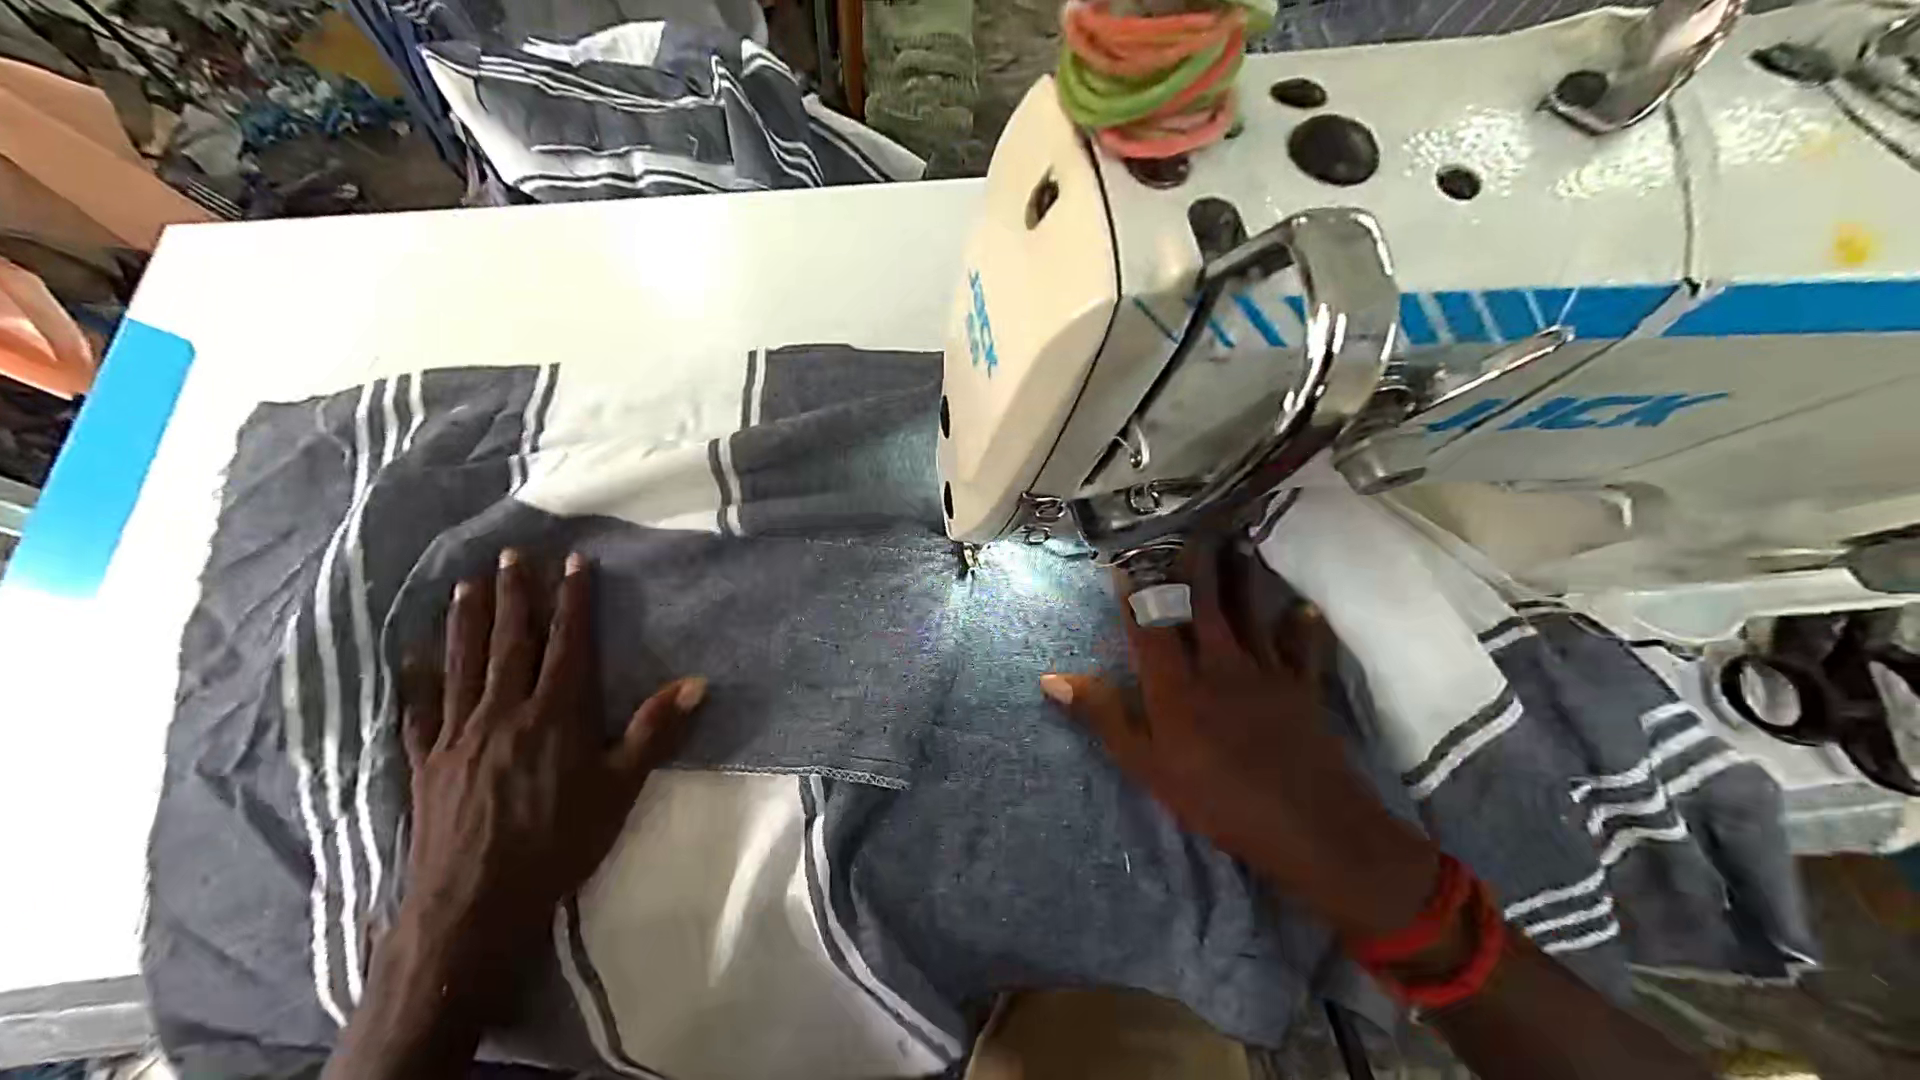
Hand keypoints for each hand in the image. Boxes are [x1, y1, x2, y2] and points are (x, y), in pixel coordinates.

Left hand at [398, 549, 707, 995]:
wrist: (476, 906)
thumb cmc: (561, 843)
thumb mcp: (622, 788)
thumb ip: (654, 730)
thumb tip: (696, 683)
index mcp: (556, 714)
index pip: (568, 643)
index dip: (573, 600)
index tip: (574, 562)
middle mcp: (505, 711)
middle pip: (512, 641)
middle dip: (515, 594)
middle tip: (511, 553)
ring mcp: (461, 734)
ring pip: (464, 663)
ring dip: (467, 620)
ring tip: (468, 583)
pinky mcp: (429, 762)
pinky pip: (422, 709)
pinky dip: (418, 678)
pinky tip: (413, 656)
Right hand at [1039, 542, 1438, 939]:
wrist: (1307, 826)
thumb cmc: (1215, 798)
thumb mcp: (1145, 764)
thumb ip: (1102, 714)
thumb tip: (1051, 678)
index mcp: (1175, 682)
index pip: (1148, 622)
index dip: (1135, 590)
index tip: (1124, 560)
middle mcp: (1218, 663)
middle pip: (1202, 603)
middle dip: (1192, 565)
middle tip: (1189, 527)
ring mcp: (1264, 671)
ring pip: (1249, 612)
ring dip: (1240, 577)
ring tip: (1236, 544)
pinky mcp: (1301, 687)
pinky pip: (1301, 647)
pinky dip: (1300, 626)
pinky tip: (1301, 608)